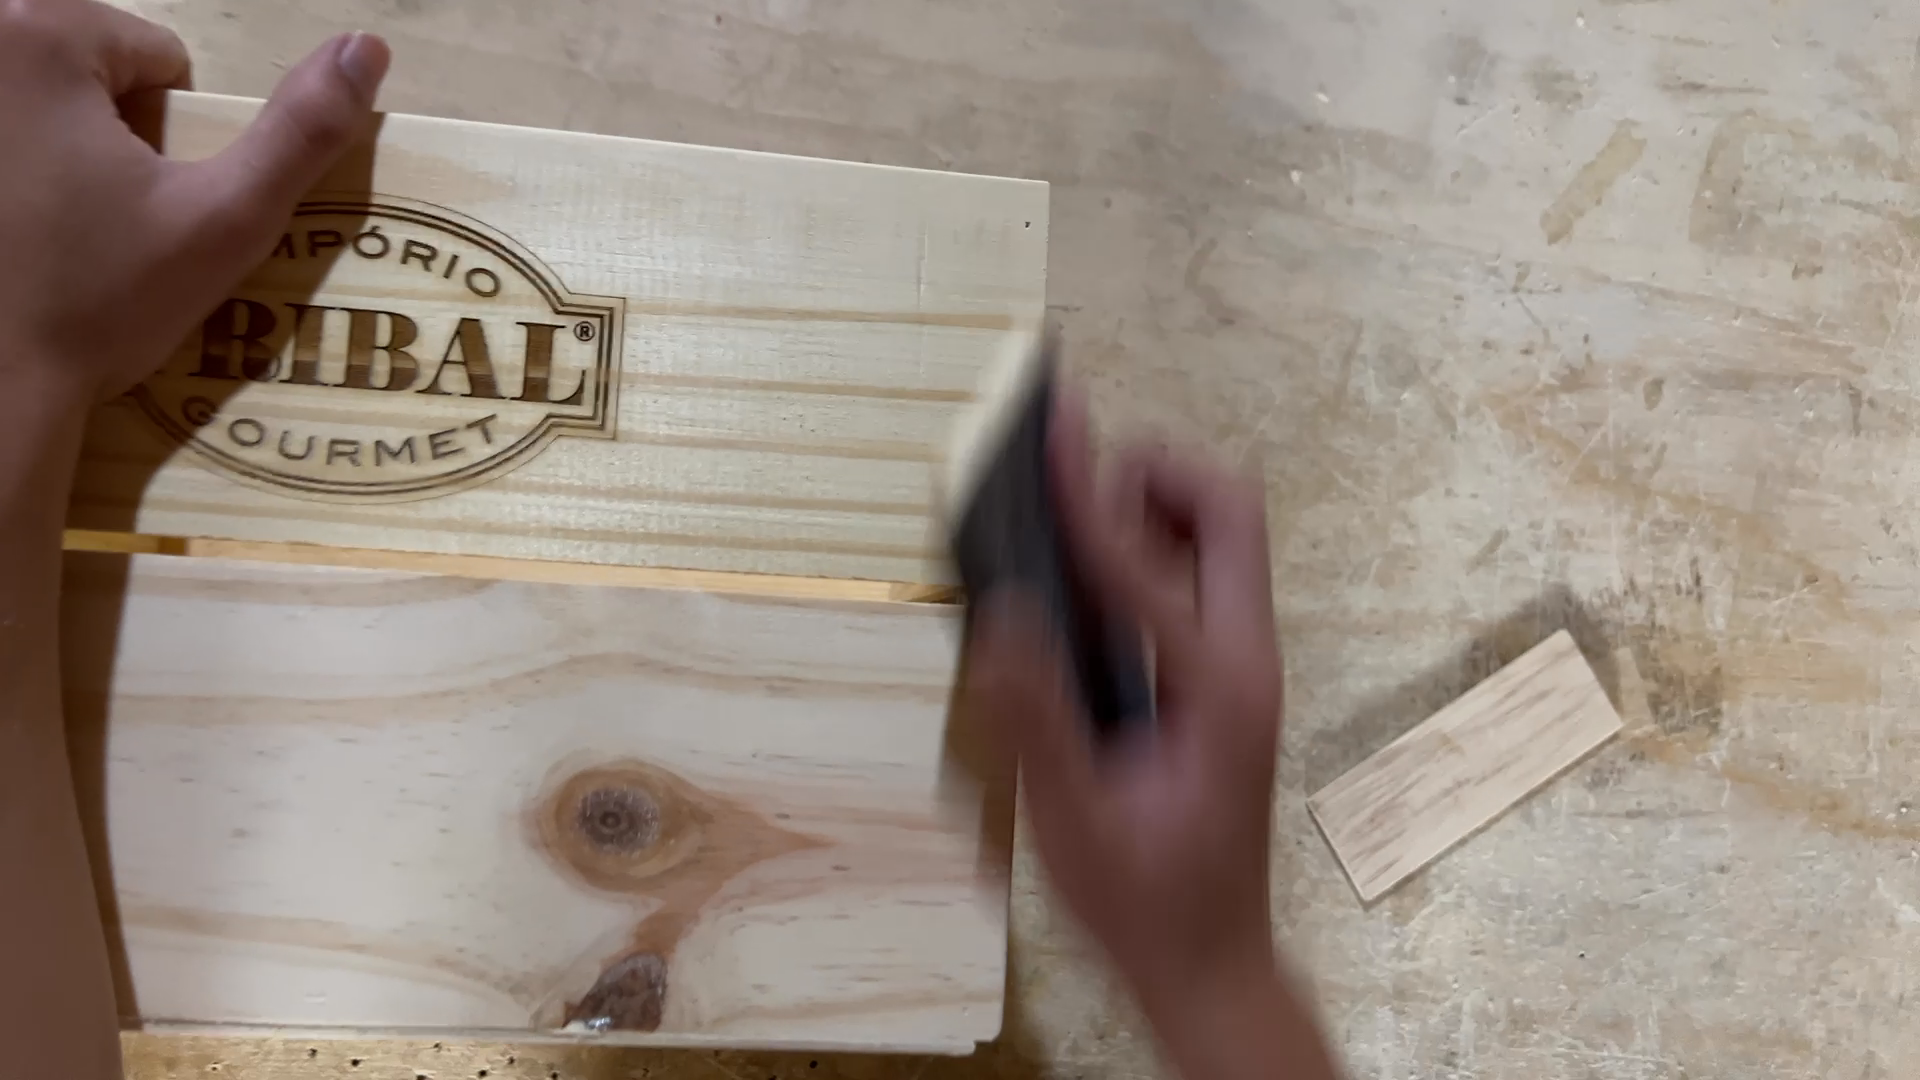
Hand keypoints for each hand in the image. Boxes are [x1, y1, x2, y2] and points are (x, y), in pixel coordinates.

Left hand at [0, 0, 389, 406]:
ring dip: (59, 139)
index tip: (153, 195)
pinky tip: (18, 219)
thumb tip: (370, 46)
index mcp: (31, 33)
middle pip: (83, 58)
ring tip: (53, 217)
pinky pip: (6, 117)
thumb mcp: (233, 214)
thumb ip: (303, 132)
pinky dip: (19, 159)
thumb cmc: (116, 292)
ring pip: (32, 86)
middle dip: (110, 126)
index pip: (155, 54)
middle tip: (104, 209)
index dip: (178, 135)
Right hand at [966, 393, 1281, 1011]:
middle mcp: (1246, 657)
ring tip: (1079, 529)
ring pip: (1221, 531)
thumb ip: (1037, 722)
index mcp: (1218, 689)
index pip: (1143, 565)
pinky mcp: (1222, 670)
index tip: (1049, 436)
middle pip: (1230, 512)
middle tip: (1079, 488)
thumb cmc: (1145, 900)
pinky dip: (1149, 544)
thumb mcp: (1075, 823)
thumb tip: (1000, 617)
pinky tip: (1092, 580)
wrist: (1210, 955)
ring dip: (1154, 503)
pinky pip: (1197, 570)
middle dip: (1155, 474)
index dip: (1085, 496)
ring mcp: (1241, 660)